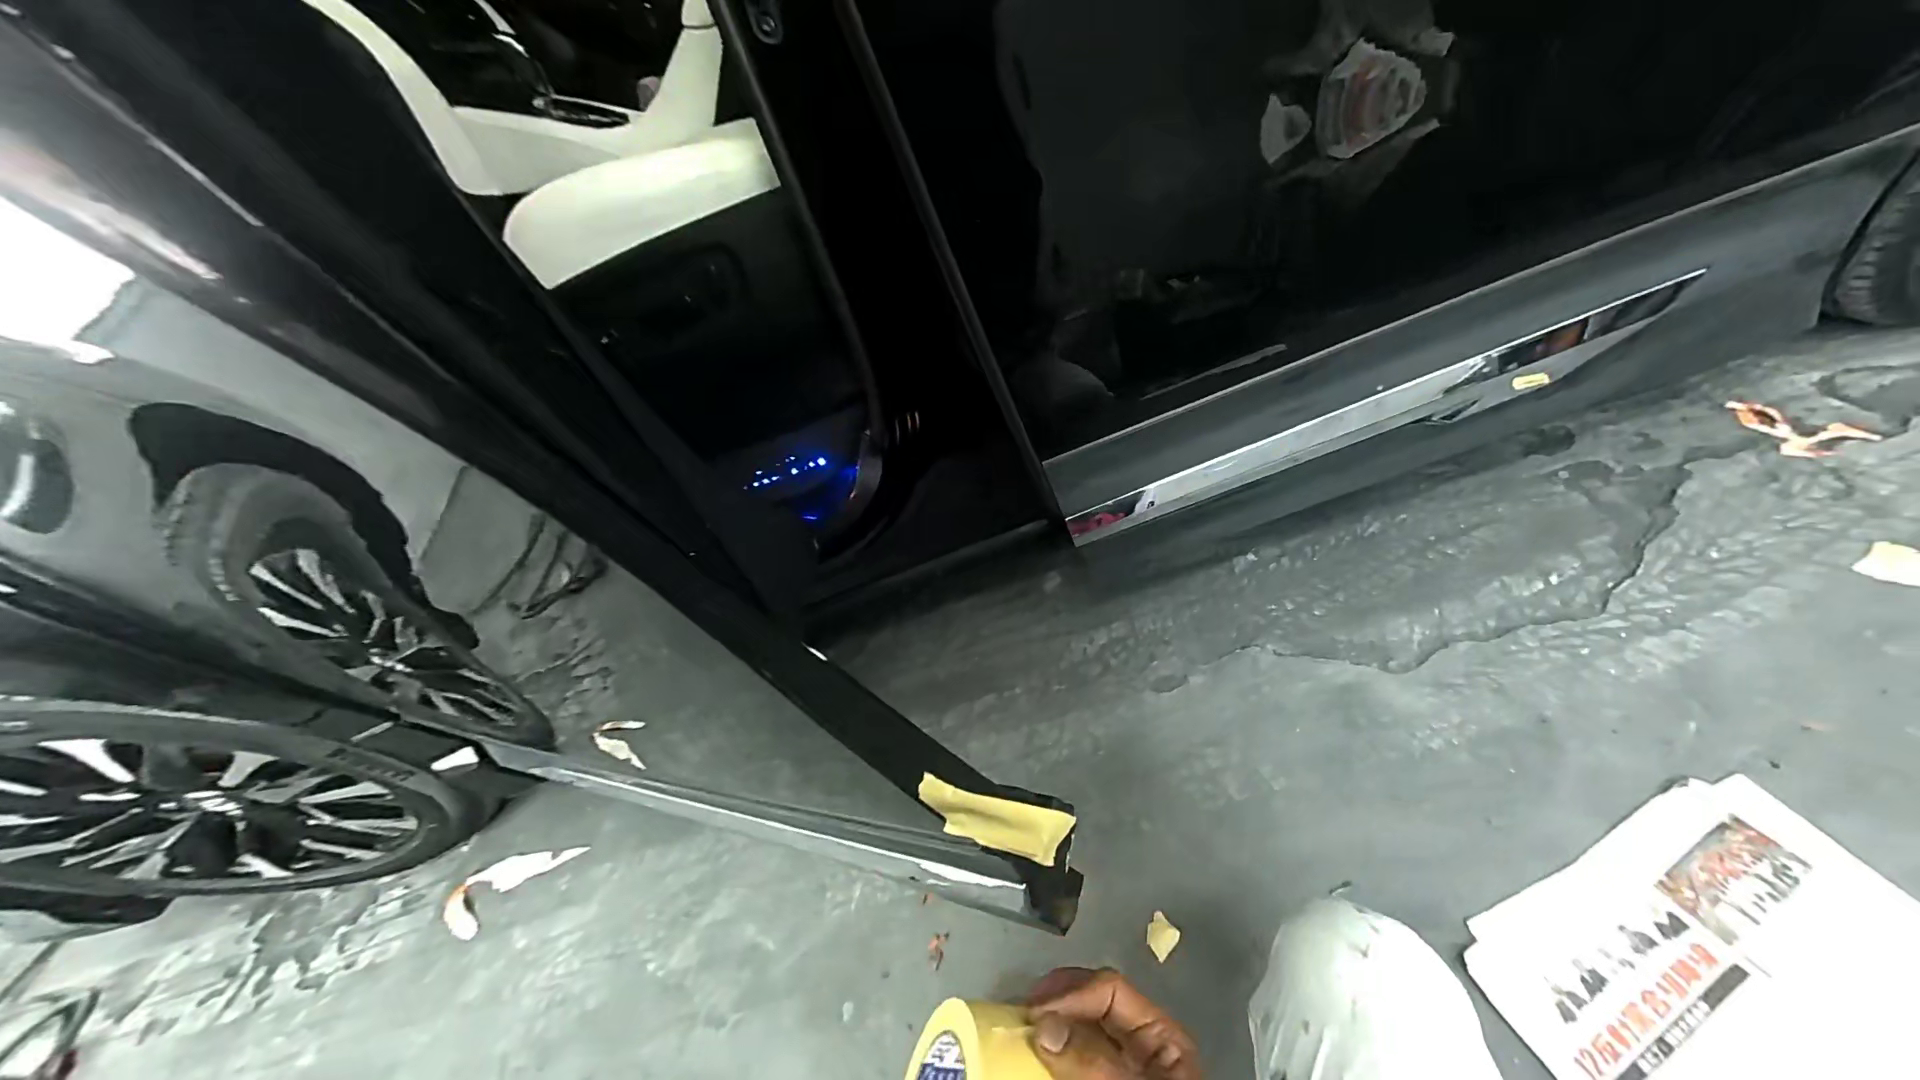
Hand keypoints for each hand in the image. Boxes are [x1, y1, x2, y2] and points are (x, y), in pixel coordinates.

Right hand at [1027, 967, 1201, 1079]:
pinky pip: (1077, 1062)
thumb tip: (1043, 1026)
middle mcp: (1141, 1045)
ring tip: (1023, 1032)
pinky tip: (1036, 1061)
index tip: (1032, 1014)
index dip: (1071, 993)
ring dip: (1053, 1024)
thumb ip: (1093, 1064)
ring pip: (1083, 1027)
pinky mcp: (1101, 1079)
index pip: (1109, 990)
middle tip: (1023, 1015)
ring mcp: (1122, 1068)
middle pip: (1094, 1001)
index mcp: (1160, 1037)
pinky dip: (1056, 1058)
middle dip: (1058, 1000)